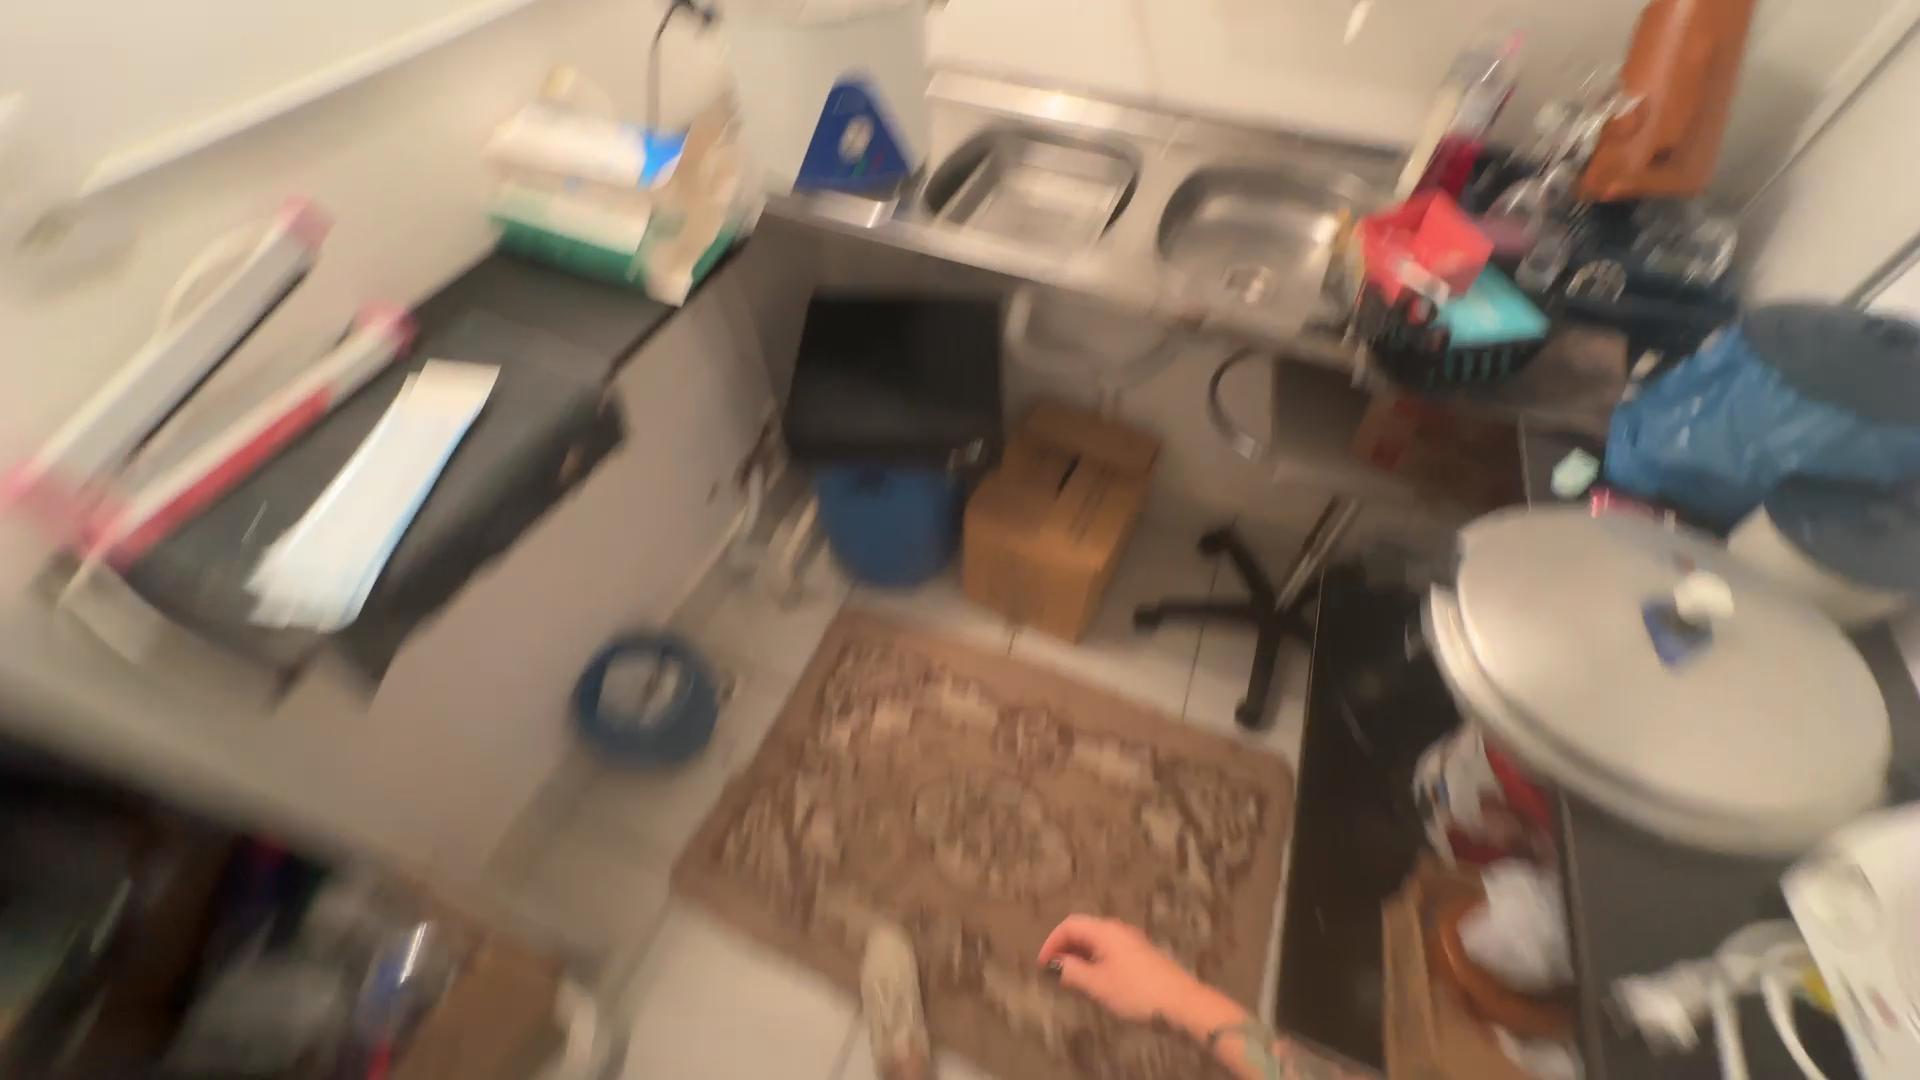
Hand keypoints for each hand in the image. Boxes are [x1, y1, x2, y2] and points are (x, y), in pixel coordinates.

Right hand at [1035, 915, 1245, 1036]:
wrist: (1183, 1005)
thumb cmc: (1137, 992)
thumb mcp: (1099, 985)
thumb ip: (1072, 973)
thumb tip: (1053, 965)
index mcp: (1104, 930)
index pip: (1069, 924)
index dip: (1051, 942)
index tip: (1041, 965)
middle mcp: (1117, 929)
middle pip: (1083, 930)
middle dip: (1064, 948)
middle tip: (1053, 972)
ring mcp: (1131, 941)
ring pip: (1097, 941)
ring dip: (1080, 956)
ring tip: (1071, 979)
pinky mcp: (1141, 956)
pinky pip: (1109, 951)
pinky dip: (1095, 961)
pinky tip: (1096, 982)